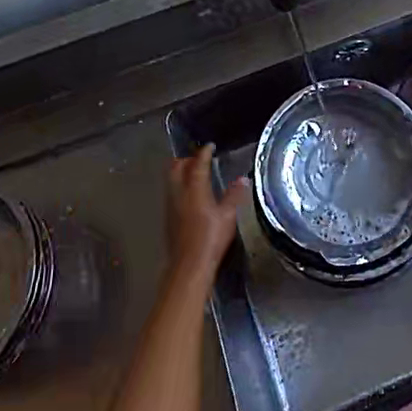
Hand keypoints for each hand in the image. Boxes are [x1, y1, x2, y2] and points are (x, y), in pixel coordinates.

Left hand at [165, 144, 247, 275]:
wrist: (189, 264)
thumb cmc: (211, 238)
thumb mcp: (228, 216)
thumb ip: (234, 195)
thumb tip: (243, 179)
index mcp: (194, 190)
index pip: (197, 165)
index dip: (203, 153)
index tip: (209, 146)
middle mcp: (178, 194)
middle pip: (176, 168)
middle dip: (186, 159)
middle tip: (199, 158)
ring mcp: (171, 206)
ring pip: (171, 180)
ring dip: (181, 171)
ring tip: (194, 172)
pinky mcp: (168, 217)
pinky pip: (172, 192)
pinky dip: (179, 185)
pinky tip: (189, 194)